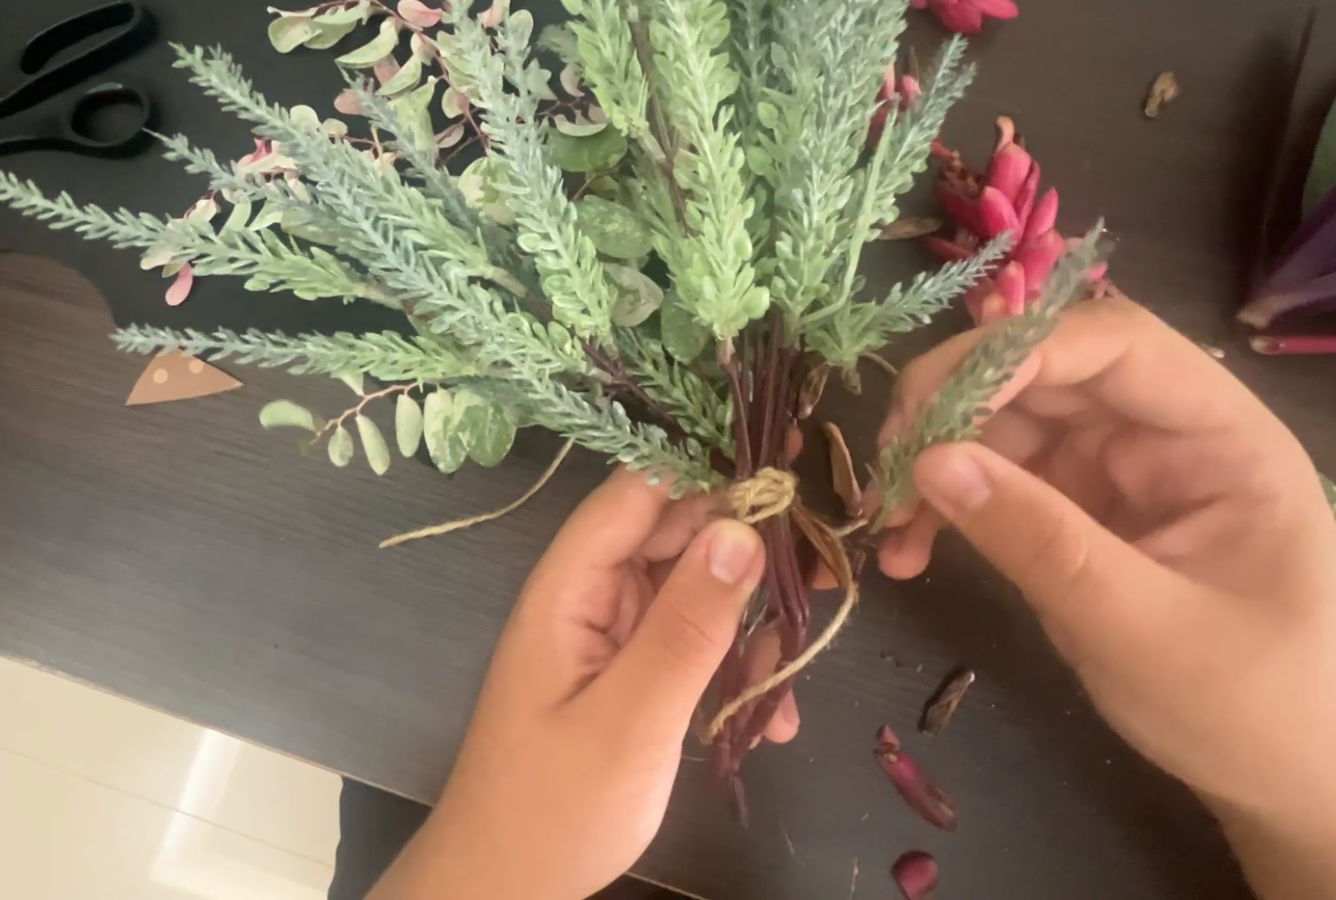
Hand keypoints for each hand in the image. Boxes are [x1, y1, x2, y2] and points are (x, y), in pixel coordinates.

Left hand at [371, 468, 794, 899]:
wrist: (508, 885)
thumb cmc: (554, 808)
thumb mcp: (629, 719)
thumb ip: (686, 627)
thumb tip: (741, 531)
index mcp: (570, 584)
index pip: (637, 493)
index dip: (705, 475)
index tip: (782, 477)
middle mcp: (591, 592)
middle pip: (673, 535)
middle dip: (745, 548)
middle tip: (826, 571)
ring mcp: (613, 631)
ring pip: (691, 589)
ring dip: (748, 619)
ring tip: (796, 658)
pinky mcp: (632, 668)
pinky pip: (691, 641)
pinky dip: (732, 667)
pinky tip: (768, 720)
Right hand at [880, 298, 1335, 899]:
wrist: (1288, 781)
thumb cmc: (1256, 706)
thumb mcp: (1143, 629)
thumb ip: (1038, 539)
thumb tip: (928, 461)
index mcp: (1216, 435)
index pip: (1109, 345)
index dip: (1014, 353)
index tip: (928, 407)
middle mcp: (1153, 431)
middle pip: (1031, 376)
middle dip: (947, 412)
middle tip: (887, 465)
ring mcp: (1103, 465)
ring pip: (991, 426)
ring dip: (929, 469)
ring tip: (889, 528)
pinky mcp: (1063, 502)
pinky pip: (982, 480)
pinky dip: (937, 508)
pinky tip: (907, 552)